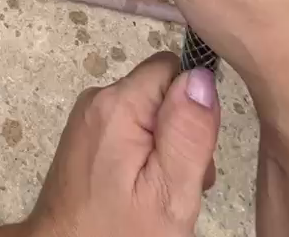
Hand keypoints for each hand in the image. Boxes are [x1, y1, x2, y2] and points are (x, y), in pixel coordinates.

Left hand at [0, 52, 219, 236]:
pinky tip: (144, 192)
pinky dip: (148, 156)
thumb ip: (187, 133)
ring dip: (167, 150)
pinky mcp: (87, 134)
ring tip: (161, 196)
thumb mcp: (168, 192)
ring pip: (149, 113)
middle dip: (182, 133)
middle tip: (179, 185)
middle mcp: (98, 98)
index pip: (169, 68)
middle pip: (160, 92)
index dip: (193, 104)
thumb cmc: (120, 234)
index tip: (195, 150)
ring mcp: (89, 116)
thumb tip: (201, 75)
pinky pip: (131, 129)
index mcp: (116, 104)